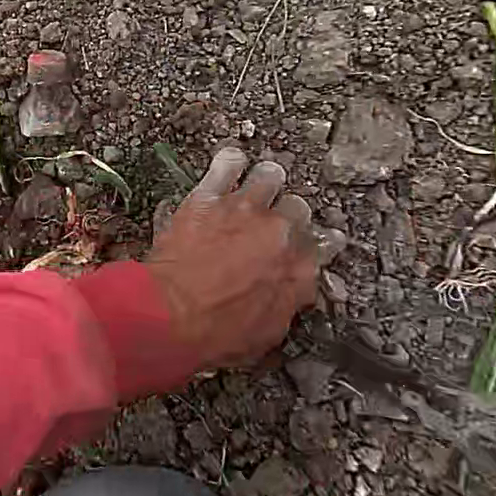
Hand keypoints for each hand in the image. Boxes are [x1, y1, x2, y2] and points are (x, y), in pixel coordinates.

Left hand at [142, 148, 336, 368]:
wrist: (171, 315)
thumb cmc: (215, 332)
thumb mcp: (266, 334)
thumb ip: (287, 304)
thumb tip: (294, 292)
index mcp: (297, 268)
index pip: (324, 245)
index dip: (319, 242)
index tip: (316, 240)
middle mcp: (278, 232)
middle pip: (298, 206)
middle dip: (289, 212)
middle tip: (275, 220)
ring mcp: (244, 208)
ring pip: (270, 176)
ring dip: (266, 181)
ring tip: (259, 185)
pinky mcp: (210, 196)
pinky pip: (228, 163)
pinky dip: (231, 161)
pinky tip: (231, 163)